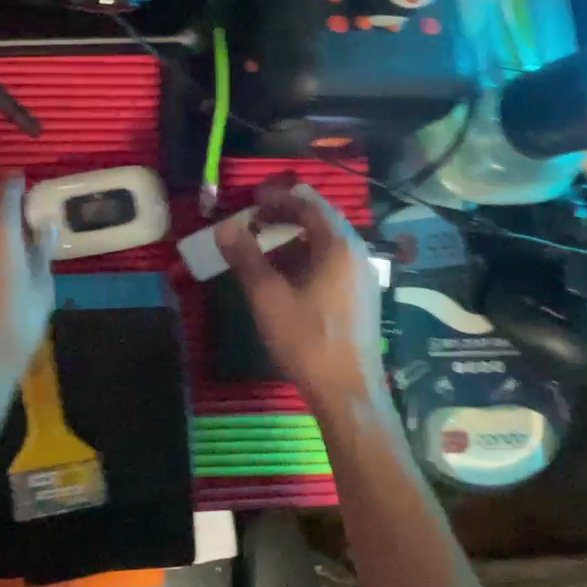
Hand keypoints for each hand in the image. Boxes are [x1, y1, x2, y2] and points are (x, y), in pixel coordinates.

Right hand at [215, 181, 386, 416]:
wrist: (347, 389)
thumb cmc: (306, 339)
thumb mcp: (267, 296)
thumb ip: (246, 257)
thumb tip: (225, 227)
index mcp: (338, 247)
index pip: (309, 205)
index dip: (278, 197)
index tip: (251, 198)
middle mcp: (356, 254)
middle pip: (320, 220)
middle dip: (286, 215)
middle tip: (254, 218)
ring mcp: (361, 276)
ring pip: (325, 243)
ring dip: (293, 238)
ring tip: (262, 245)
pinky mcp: (358, 297)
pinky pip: (330, 262)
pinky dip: (304, 257)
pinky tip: (283, 274)